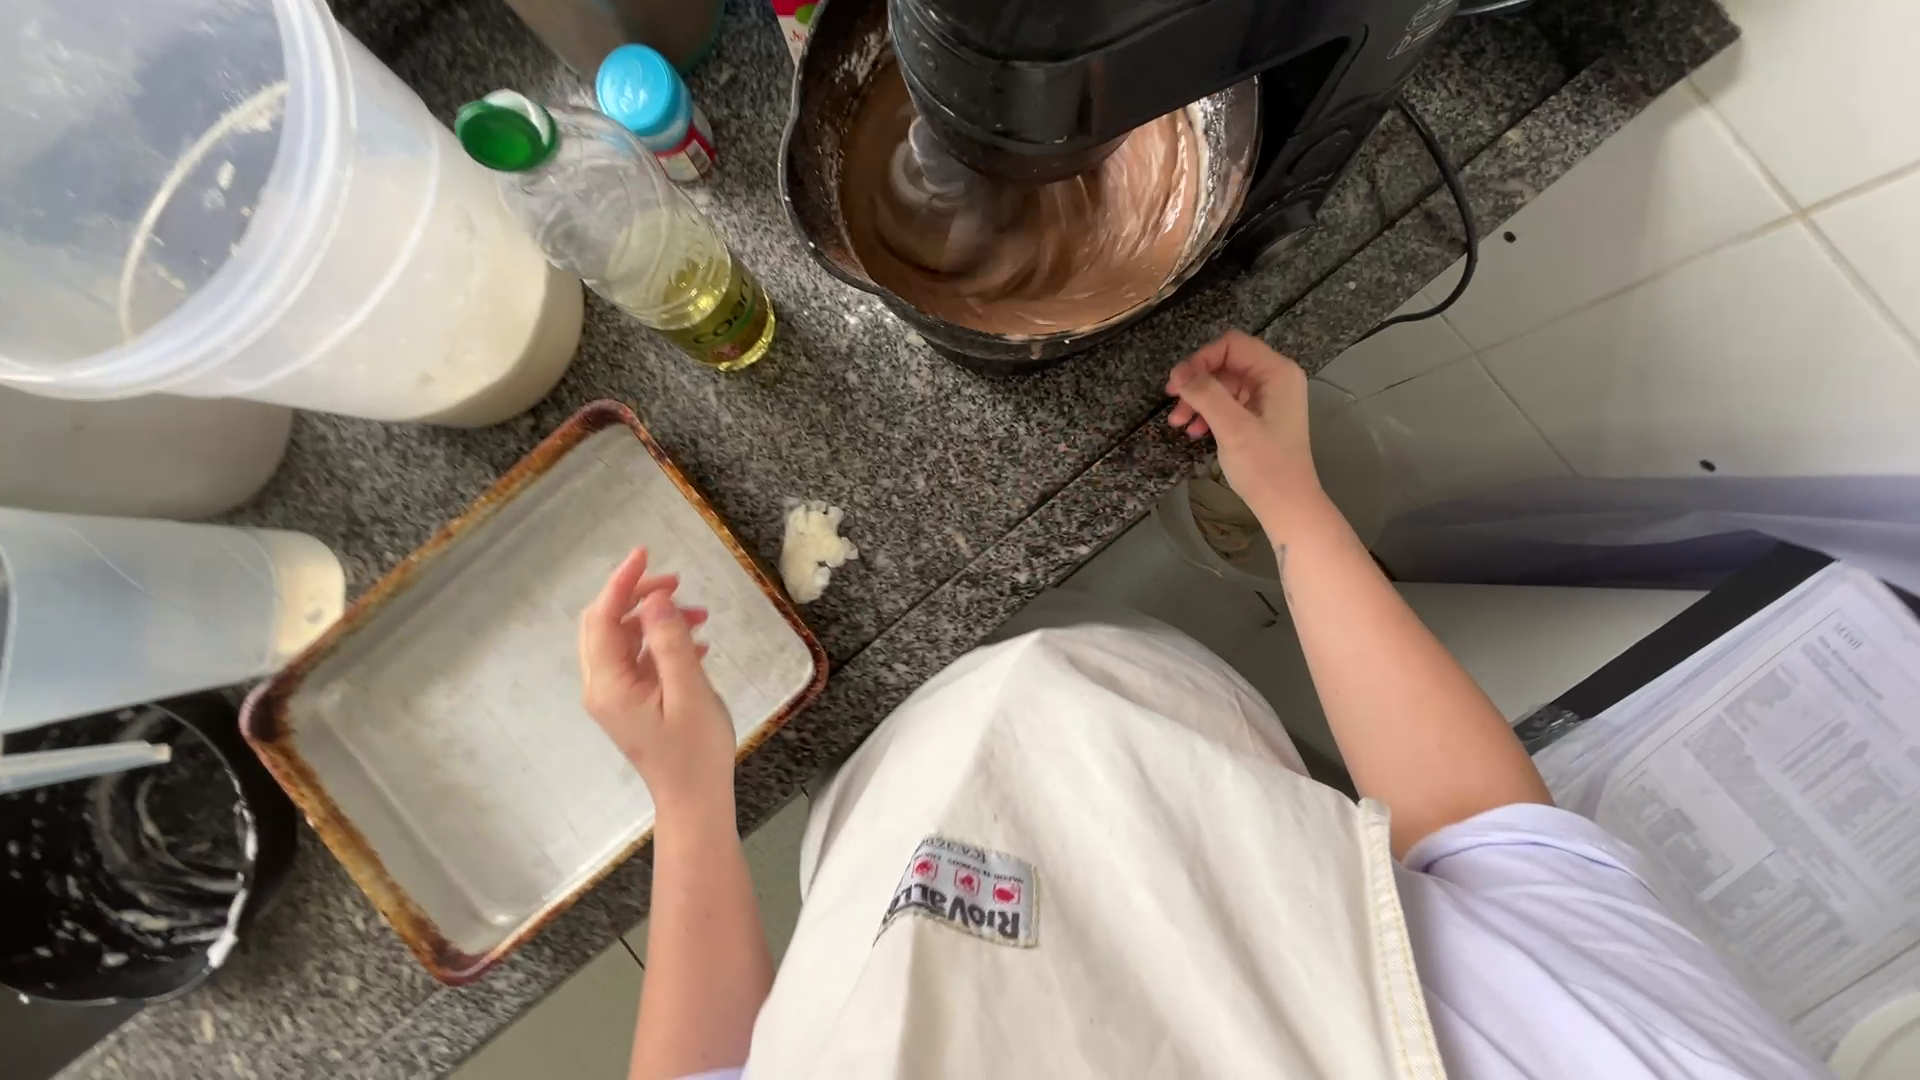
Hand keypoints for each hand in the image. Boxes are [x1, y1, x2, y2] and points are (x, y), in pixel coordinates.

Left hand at [579, 548, 734, 819]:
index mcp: (608, 684)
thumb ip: (671, 643)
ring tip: (700, 615)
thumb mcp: (689, 692)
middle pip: (606, 624)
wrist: (695, 798)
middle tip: (677, 582)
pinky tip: (699, 643)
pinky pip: (641, 658)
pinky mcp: (634, 701)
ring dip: (658, 619)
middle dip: (638, 595)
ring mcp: (617, 695)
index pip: (603, 618)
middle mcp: (603, 686)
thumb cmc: (694, 750)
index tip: (645, 553)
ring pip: (626, 638)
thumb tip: (657, 599)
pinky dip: (664, 641)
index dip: (621, 582)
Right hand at [1165, 330, 1321, 520]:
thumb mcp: (1233, 428)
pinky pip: (1228, 403)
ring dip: (1197, 400)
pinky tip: (1195, 432)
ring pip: (1223, 385)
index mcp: (1277, 373)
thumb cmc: (1264, 466)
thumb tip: (1179, 373)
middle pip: (1226, 364)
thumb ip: (1206, 394)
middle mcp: (1275, 379)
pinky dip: (1208, 413)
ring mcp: (1268, 399)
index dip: (1200, 360)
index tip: (1176, 385)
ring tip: (1178, 423)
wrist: (1286, 505)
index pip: (1232, 345)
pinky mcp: (1259, 417)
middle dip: (1196, 382)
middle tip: (1172, 403)